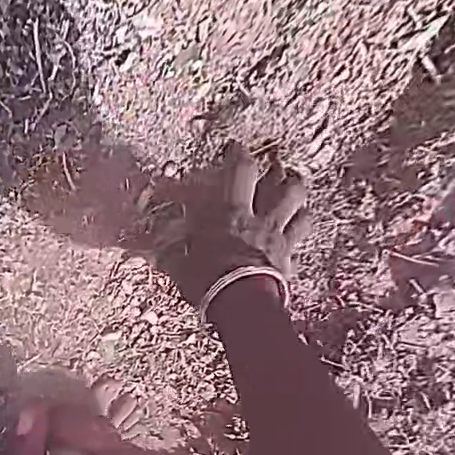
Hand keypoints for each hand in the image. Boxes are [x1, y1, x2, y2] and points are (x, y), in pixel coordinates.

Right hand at [154, 141, 312, 303]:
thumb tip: (152, 253)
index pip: (238, 170)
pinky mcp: (288, 255)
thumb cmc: (208, 282)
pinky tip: (298, 221)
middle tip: (272, 164)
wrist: (240, 306)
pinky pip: (302, 231)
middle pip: (278, 180)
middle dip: (275, 168)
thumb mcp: (181, 268)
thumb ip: (170, 255)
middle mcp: (257, 218)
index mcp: (229, 214)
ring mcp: (276, 235)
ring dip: (294, 188)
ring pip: (297, 199)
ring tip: (291, 184)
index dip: (237, 154)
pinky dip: (301, 222)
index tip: (234, 148)